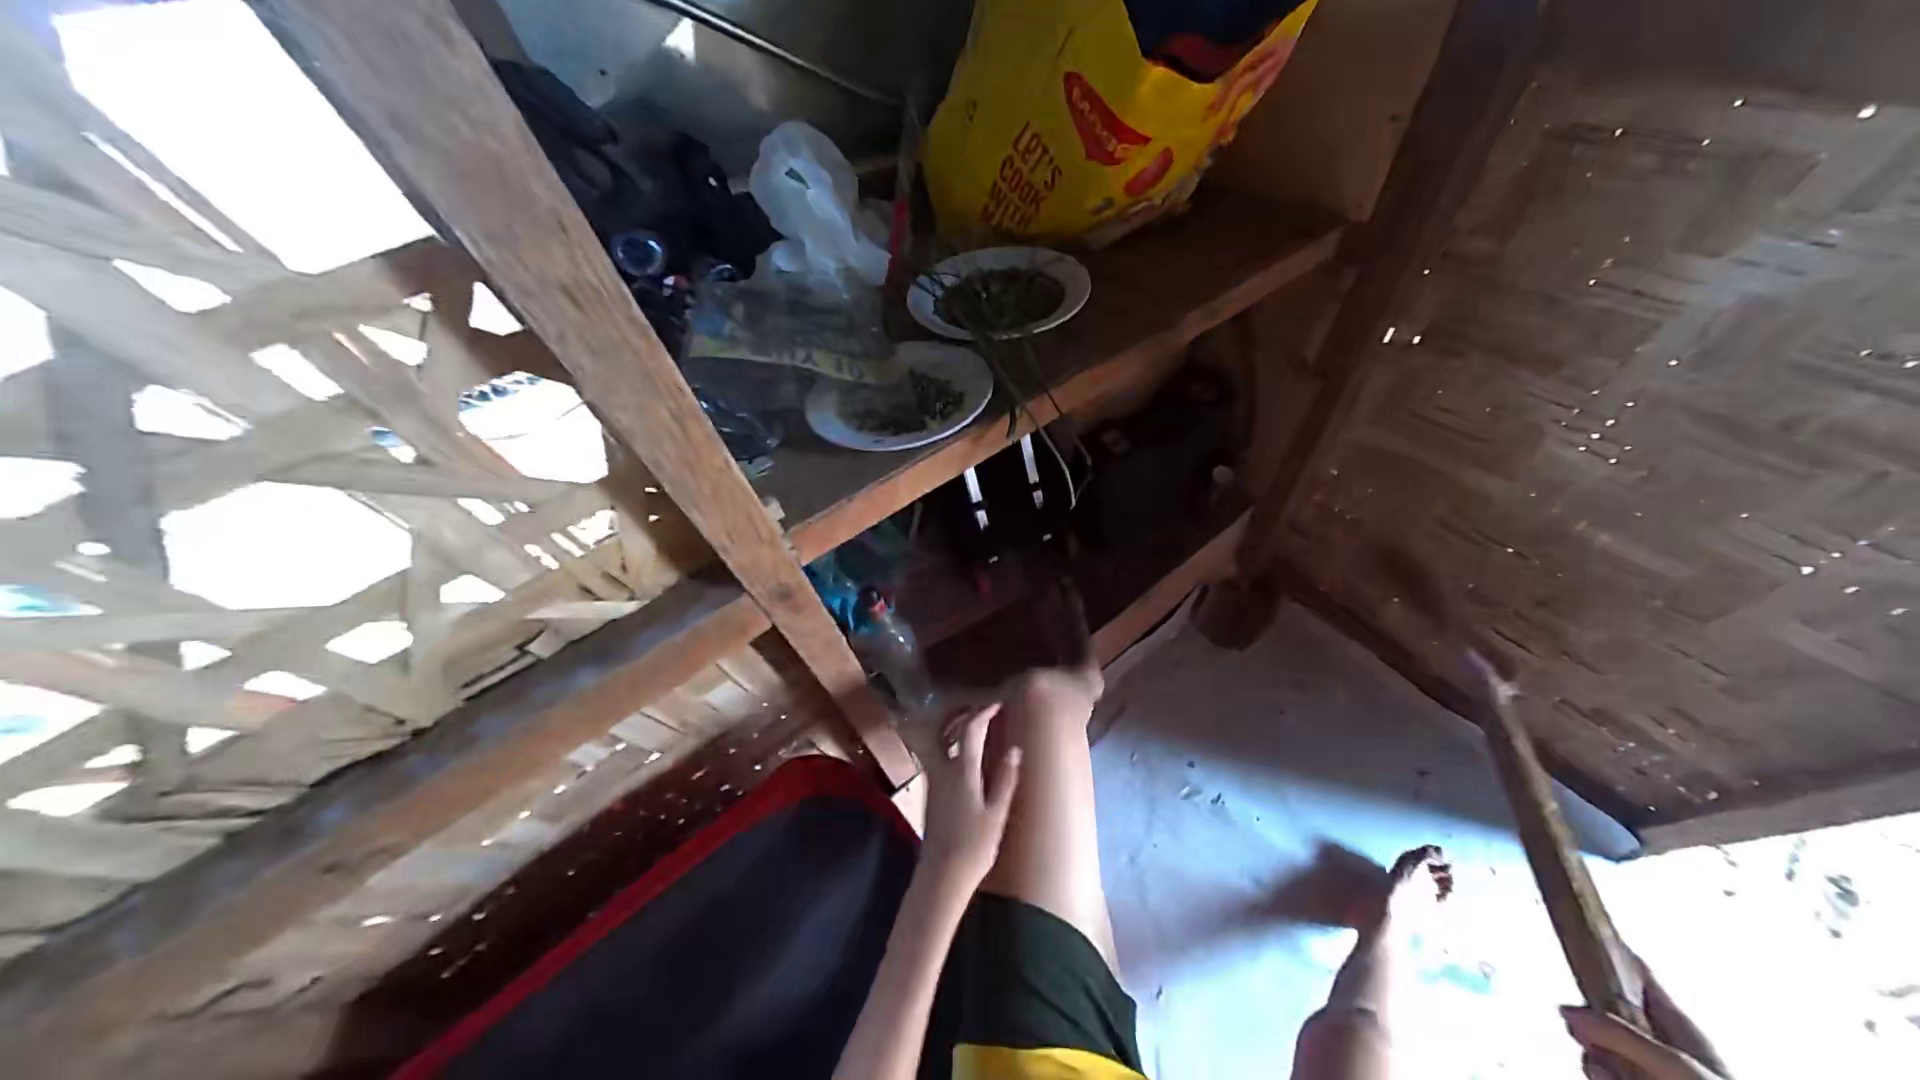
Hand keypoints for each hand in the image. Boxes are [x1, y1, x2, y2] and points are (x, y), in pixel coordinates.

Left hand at [918, 704, 1021, 886]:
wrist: (941, 874)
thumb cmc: (974, 846)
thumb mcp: (997, 813)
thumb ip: (1005, 779)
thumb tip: (1015, 750)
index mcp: (962, 770)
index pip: (970, 730)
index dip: (984, 713)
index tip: (998, 704)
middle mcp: (943, 769)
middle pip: (949, 730)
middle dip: (965, 715)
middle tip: (984, 711)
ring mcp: (933, 780)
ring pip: (941, 742)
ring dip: (956, 729)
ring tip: (975, 728)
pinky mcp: (930, 793)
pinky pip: (939, 756)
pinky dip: (951, 745)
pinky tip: (963, 756)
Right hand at [1562, 958, 1729, 1079]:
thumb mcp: (1672, 1065)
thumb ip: (1617, 1034)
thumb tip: (1566, 1009)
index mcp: (1675, 1022)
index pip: (1633, 968)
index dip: (1604, 947)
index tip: (1573, 932)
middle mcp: (1658, 1039)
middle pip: (1602, 1007)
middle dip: (1586, 1020)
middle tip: (1584, 1034)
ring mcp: (1649, 1067)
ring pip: (1597, 1043)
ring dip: (1594, 1057)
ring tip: (1610, 1075)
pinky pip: (1602, 1071)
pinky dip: (1600, 1076)